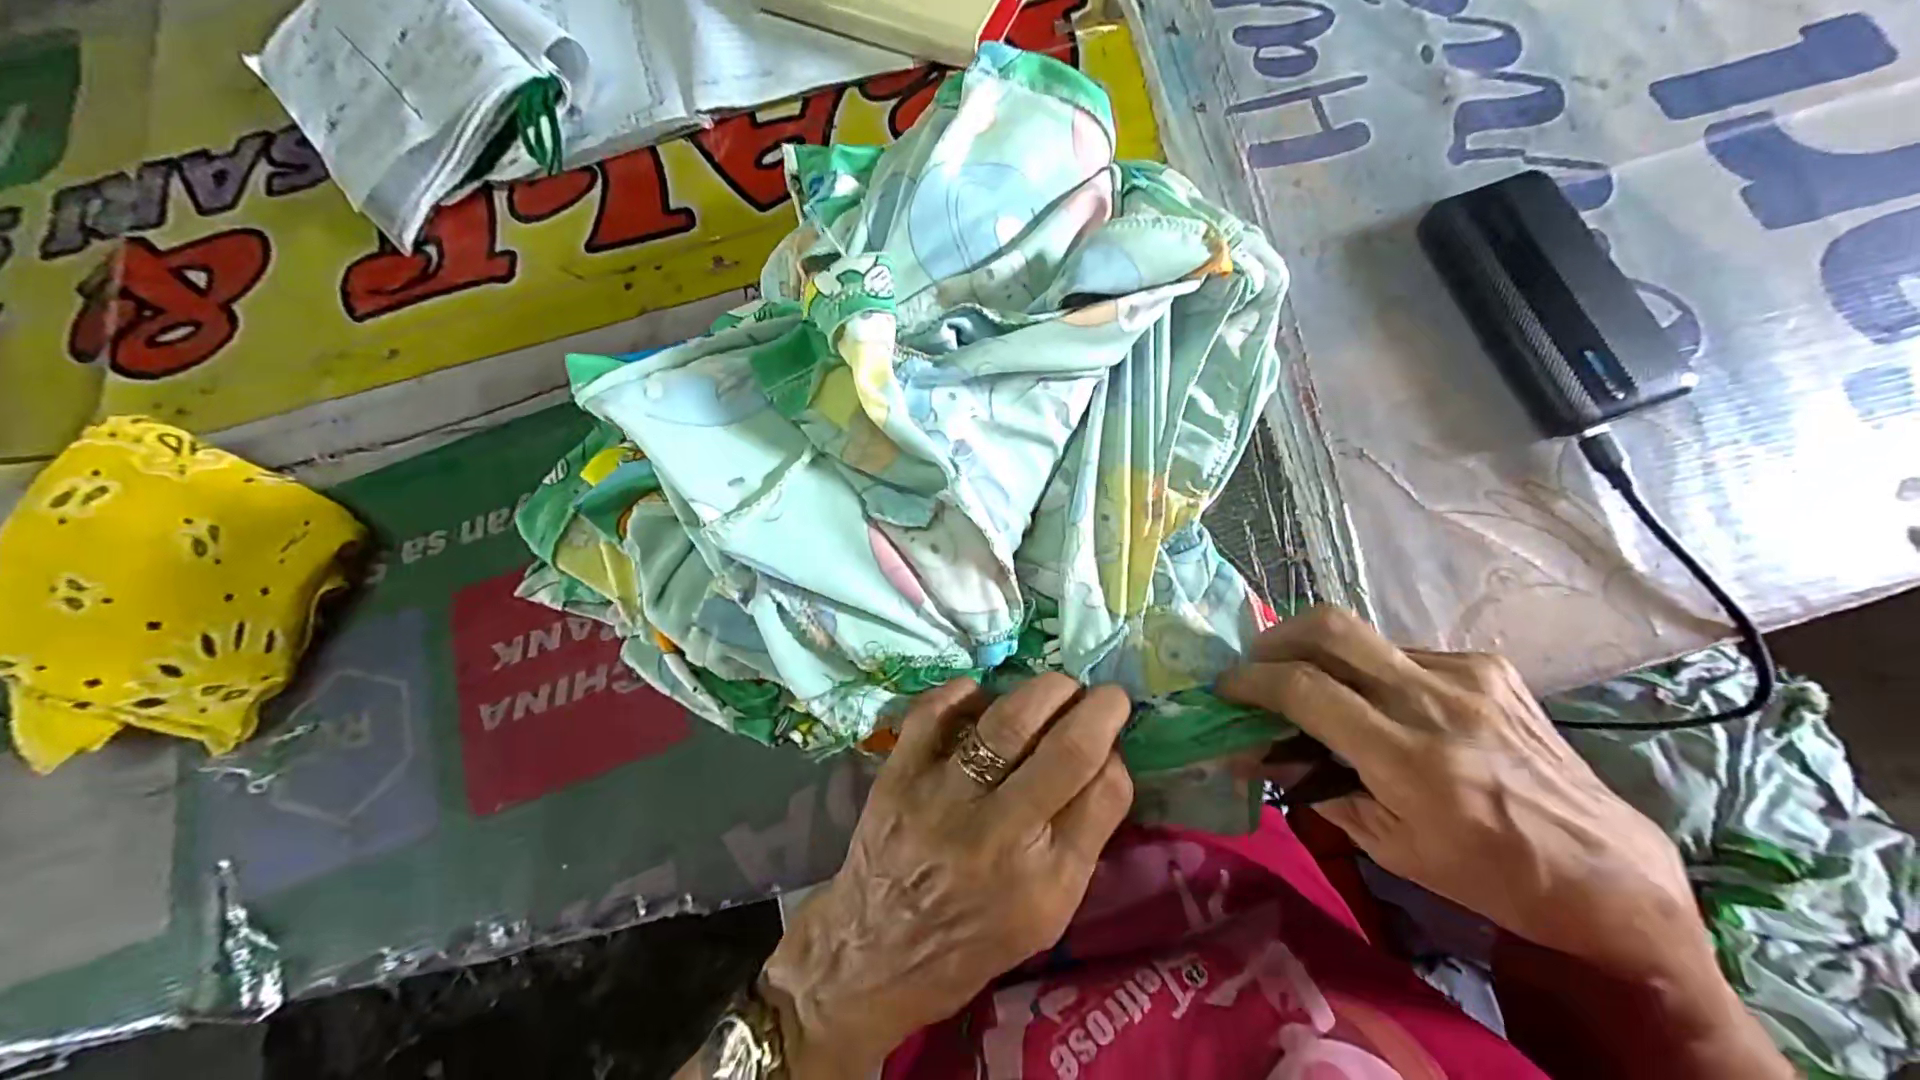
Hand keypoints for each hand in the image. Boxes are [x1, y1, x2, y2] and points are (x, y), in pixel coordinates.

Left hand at [761, 675, 1134, 1077]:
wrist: (878, 954)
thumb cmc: (975, 937)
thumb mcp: (1049, 913)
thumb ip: (1081, 835)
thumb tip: (1104, 757)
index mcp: (1046, 880)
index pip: (1106, 791)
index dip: (1117, 751)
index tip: (1113, 736)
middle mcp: (998, 836)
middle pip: (1066, 751)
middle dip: (1099, 708)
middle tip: (1104, 694)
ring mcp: (942, 801)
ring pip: (1006, 723)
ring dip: (1045, 690)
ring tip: (1058, 687)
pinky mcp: (898, 778)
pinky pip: (933, 713)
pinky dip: (965, 693)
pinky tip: (982, 695)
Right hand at [1218, 607, 1703, 977]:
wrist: (1608, 872)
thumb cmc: (1489, 874)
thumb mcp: (1389, 844)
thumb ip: (1313, 787)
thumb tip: (1250, 753)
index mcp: (1408, 757)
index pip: (1304, 689)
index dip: (1250, 681)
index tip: (1224, 689)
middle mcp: (1435, 700)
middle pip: (1329, 628)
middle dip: (1275, 638)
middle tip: (1257, 666)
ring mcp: (1467, 675)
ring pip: (1363, 636)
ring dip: (1321, 655)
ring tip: (1314, 688)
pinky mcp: (1489, 667)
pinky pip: (1404, 653)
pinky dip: (1372, 671)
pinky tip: (1383, 704)